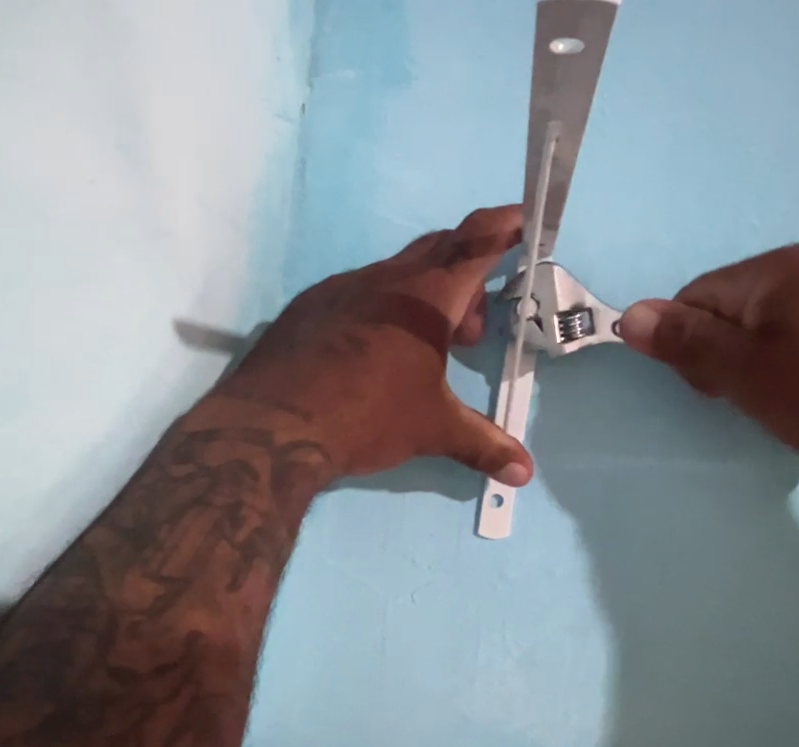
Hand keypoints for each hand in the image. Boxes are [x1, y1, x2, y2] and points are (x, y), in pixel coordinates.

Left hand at [209, 206, 534, 485]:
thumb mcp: (432, 429)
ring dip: (421, 299)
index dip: (505, 225)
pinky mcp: (307, 308)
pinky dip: (379, 311)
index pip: (476, 239)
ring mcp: (339, 289)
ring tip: (423, 352)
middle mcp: (383, 278)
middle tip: (473, 330)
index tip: (524, 220)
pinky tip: (371, 356)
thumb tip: (525, 473)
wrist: (273, 424)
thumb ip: (483, 445)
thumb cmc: (366, 416)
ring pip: (394, 274)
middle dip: (466, 279)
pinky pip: (356, 294)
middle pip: (438, 251)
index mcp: (426, 295)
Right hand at [616, 242, 798, 476]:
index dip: (687, 346)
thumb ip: (687, 344)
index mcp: (778, 269)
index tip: (713, 391)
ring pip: (783, 315)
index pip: (695, 296)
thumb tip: (630, 314)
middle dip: (728, 350)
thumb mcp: (749, 377)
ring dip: (768, 353)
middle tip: (751, 399)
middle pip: (738, 302)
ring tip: (793, 398)